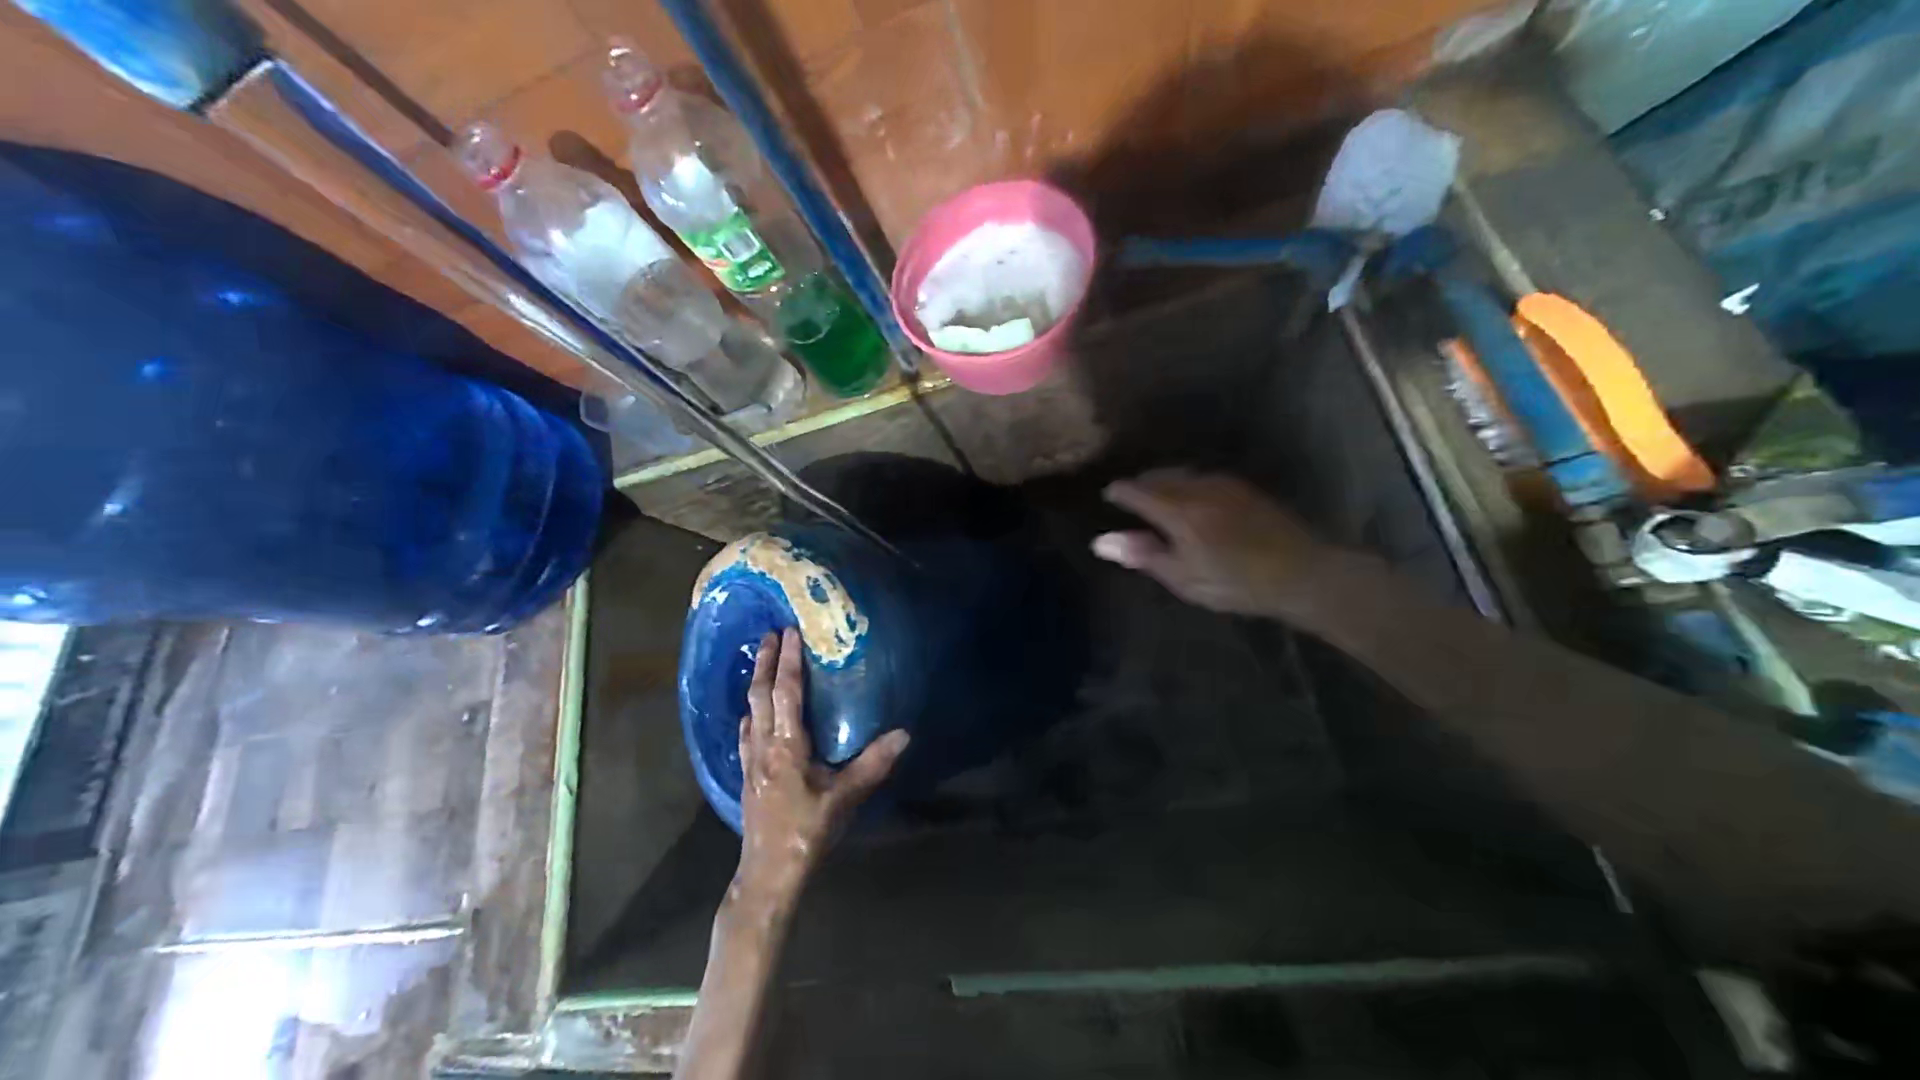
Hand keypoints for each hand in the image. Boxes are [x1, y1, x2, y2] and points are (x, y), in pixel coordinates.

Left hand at [735, 628, 908, 904]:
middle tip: (770, 634)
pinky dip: (750, 713)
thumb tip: (904, 733)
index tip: (790, 632)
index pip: (786, 693)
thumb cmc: (807, 832)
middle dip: (765, 662)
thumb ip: (873, 763)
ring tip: (762, 662)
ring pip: (749, 711)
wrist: (768, 872)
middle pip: (760, 694)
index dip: (788, 661)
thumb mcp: (845, 798)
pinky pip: (745, 733)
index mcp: (786, 746)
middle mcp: (763, 746)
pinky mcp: (746, 775)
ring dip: (756, 683)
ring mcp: (750, 761)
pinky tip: (752, 714)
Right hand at [1091, 470, 1336, 619]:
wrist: (1301, 573)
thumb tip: (1102, 541)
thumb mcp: (1182, 577)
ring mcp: (1224, 485)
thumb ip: (1143, 555)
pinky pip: (1204, 477)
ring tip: (1158, 496)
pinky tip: (1192, 498)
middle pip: (1160, 476)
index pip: (1138, 491)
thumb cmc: (1236, 583)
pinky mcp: (1244, 488)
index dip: (1120, 492)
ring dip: (1165, 481)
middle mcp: (1198, 489)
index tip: (1110, 495)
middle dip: (1142, 483)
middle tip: (1131, 497)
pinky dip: (1188, 483)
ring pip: (1183, 474)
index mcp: (1179, 512)